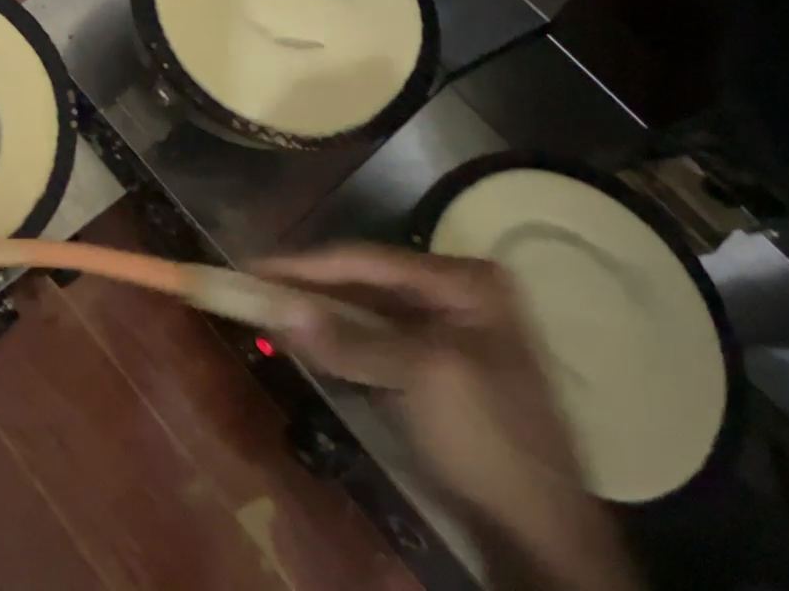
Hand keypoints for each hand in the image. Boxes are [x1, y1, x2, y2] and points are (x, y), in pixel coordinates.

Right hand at [256, 245, 638, 590]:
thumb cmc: (490, 439)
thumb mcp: (422, 377)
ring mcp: (444, 331)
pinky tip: (298, 342)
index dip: (304, 265)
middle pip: (362, 282)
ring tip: (262, 311)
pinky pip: (369, 342)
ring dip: (314, 315)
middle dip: (306, 288)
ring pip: (361, 311)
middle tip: (248, 289)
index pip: (368, 259)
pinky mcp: (429, 367)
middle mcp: (455, 294)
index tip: (248, 266)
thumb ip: (349, 339)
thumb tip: (279, 310)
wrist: (540, 528)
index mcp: (466, 282)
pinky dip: (332, 343)